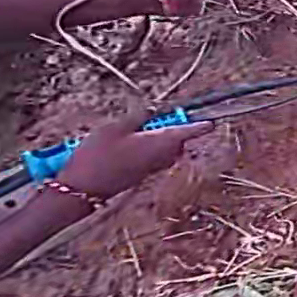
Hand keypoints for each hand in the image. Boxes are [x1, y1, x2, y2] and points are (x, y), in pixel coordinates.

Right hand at [58, 110, 214, 198]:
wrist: (83, 188)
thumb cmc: (99, 155)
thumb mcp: (116, 127)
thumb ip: (139, 116)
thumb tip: (154, 109)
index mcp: (165, 141)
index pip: (192, 130)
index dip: (202, 124)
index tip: (213, 122)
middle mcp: (167, 154)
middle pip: (177, 137)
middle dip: (166, 127)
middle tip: (144, 121)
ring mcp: (157, 165)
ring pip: (164, 147)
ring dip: (152, 138)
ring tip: (124, 135)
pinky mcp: (146, 173)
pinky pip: (152, 155)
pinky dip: (143, 148)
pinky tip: (118, 147)